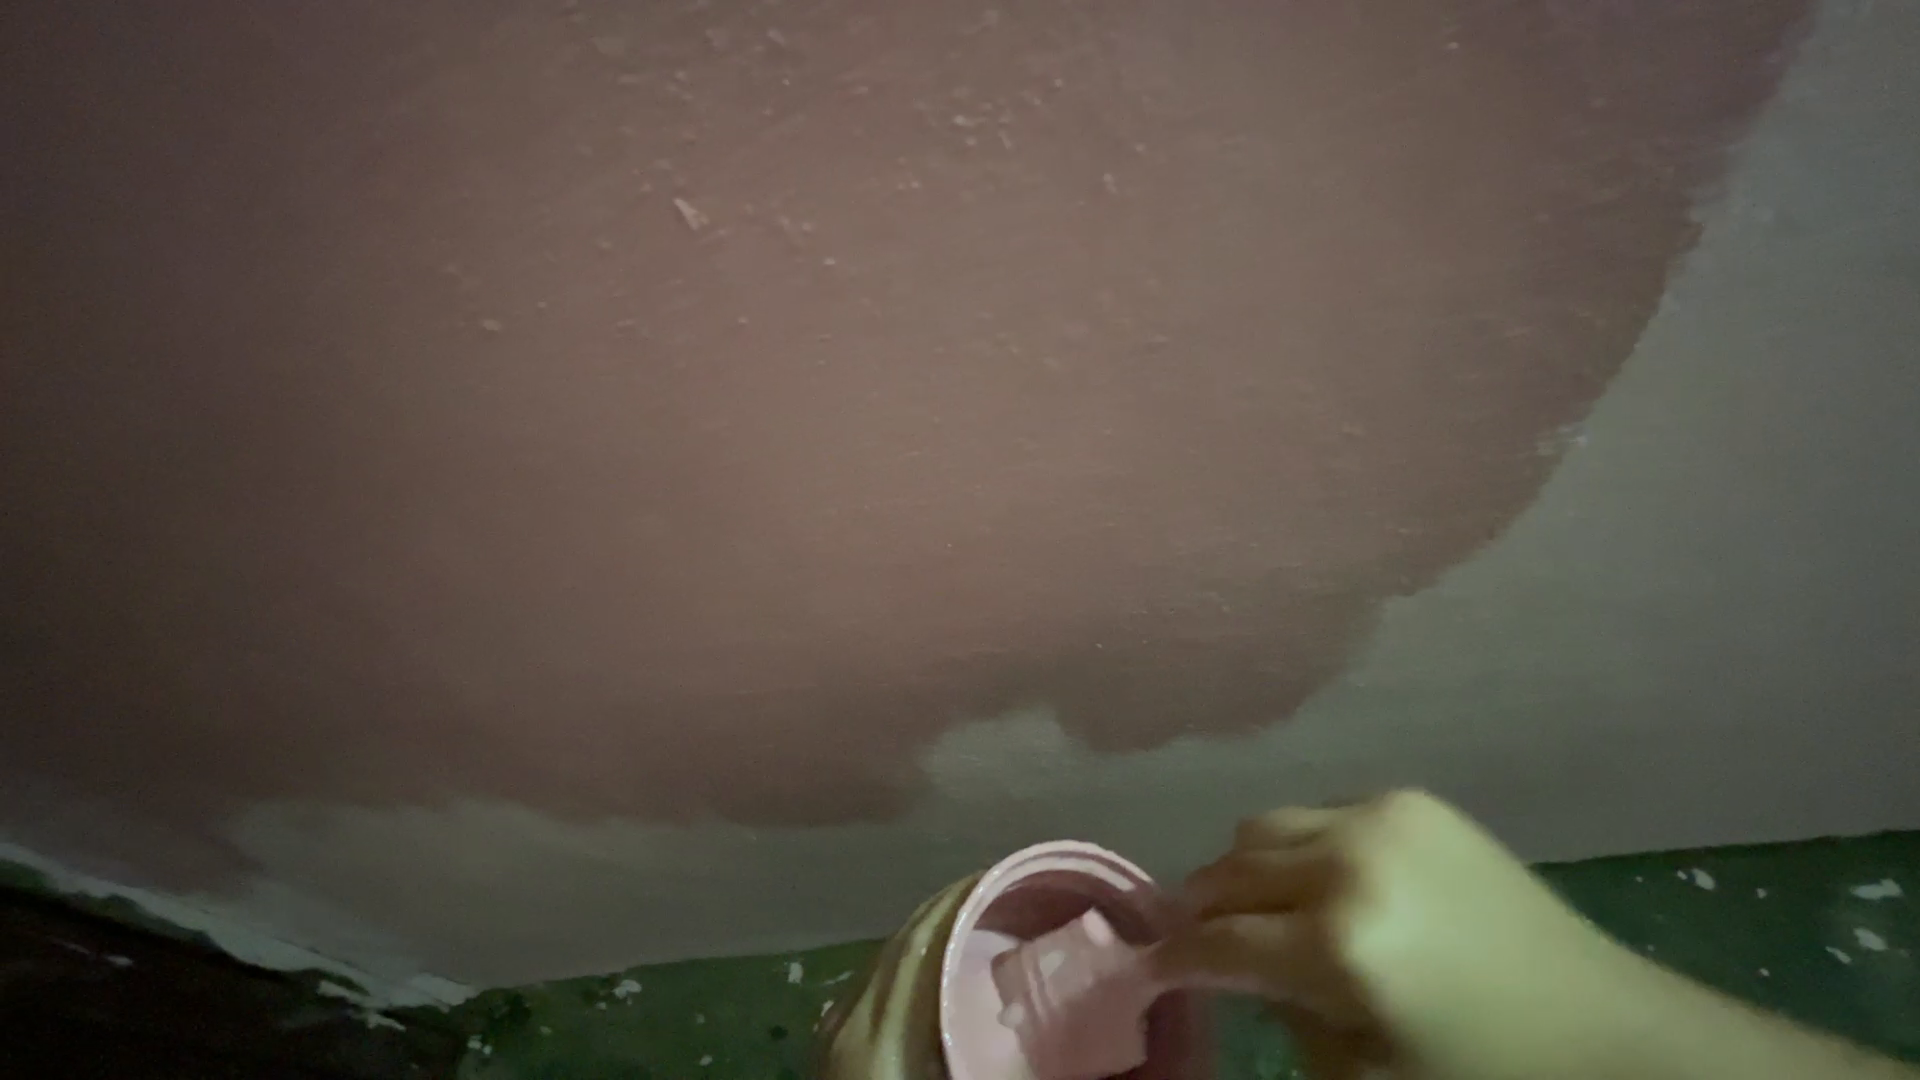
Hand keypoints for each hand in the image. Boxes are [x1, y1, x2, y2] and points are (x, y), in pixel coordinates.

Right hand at [1155, 790, 1650, 1079]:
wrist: (1608, 1027)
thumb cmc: (1484, 1069)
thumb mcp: (1364, 1069)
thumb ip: (1283, 1012)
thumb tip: (1236, 967)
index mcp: (1340, 945)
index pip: (1221, 940)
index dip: (1177, 955)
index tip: (1151, 962)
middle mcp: (1345, 862)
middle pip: (1230, 869)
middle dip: (1203, 904)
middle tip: (1201, 931)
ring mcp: (1377, 818)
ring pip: (1262, 827)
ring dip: (1247, 867)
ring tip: (1263, 902)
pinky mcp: (1407, 799)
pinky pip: (1318, 814)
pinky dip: (1304, 847)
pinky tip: (1332, 881)